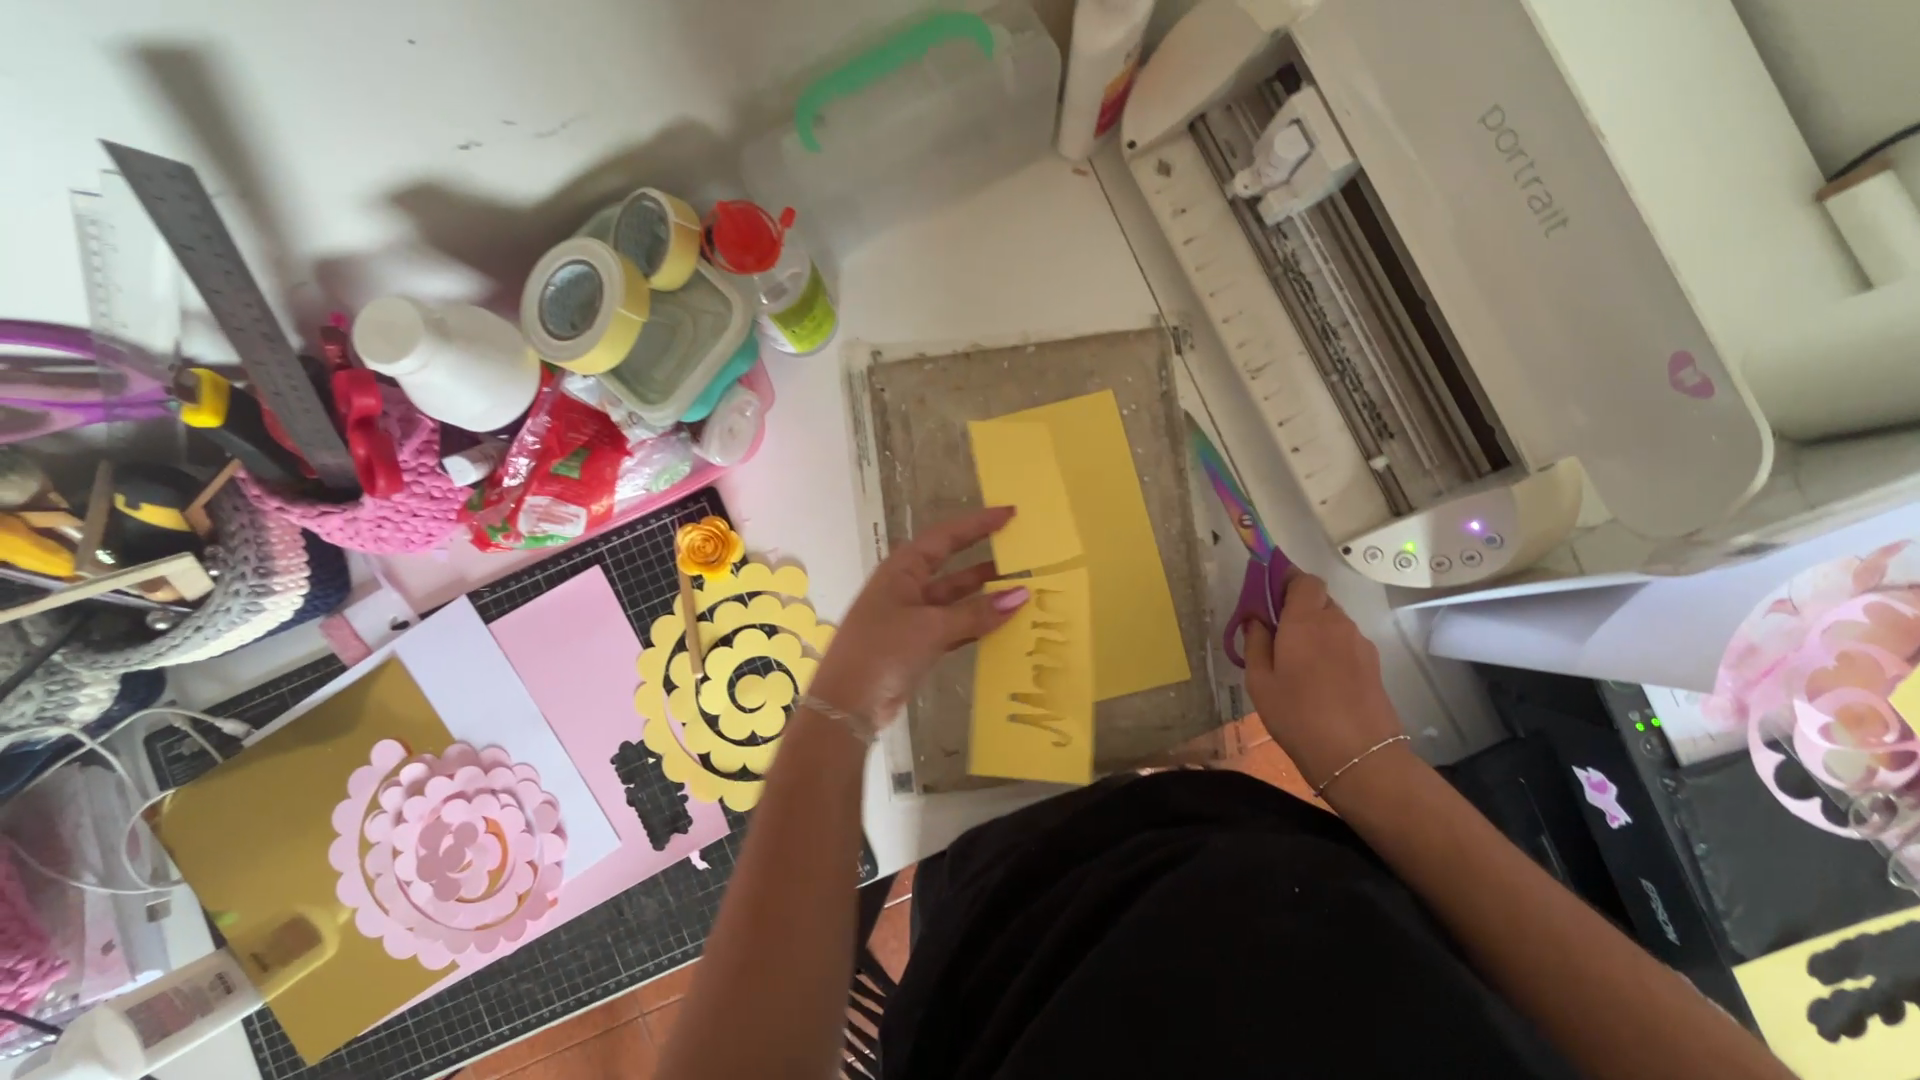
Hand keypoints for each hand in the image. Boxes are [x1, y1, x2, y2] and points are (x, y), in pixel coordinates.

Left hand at [808, 507, 1029, 723]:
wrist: (846, 705)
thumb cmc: (882, 651)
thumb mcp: (931, 627)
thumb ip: (976, 613)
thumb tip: (1020, 595)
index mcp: (902, 570)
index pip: (945, 537)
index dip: (977, 524)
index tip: (1010, 514)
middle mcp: (907, 587)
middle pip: (953, 567)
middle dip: (985, 559)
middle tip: (1023, 552)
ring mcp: (912, 618)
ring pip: (956, 600)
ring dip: (985, 597)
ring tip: (1024, 588)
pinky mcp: (917, 646)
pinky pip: (955, 627)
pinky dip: (977, 626)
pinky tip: (1005, 625)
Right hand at [1242, 573, 1405, 788]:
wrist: (1358, 756)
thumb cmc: (1298, 716)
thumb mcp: (1260, 682)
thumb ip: (1255, 644)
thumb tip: (1255, 619)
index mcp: (1305, 621)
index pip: (1303, 579)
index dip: (1286, 580)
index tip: (1267, 595)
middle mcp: (1336, 623)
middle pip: (1318, 599)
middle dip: (1297, 607)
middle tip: (1275, 634)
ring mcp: (1359, 643)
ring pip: (1333, 622)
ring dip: (1314, 630)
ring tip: (1296, 662)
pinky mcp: (1372, 664)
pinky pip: (1345, 643)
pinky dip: (1330, 649)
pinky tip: (1318, 679)